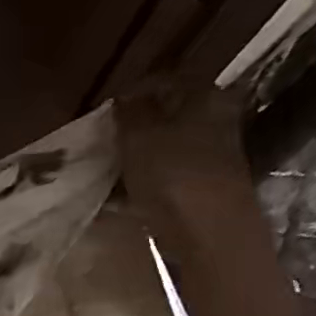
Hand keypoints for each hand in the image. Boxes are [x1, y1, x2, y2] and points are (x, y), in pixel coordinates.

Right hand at [114, 76, 253, 245]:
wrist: (209, 235)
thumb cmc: (173, 175)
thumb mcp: (139, 135)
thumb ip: (129, 111)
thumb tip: (124, 98)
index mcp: (205, 96)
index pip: (162, 81)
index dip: (129, 94)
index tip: (101, 113)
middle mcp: (215, 121)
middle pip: (164, 118)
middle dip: (131, 130)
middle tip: (100, 143)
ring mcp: (211, 159)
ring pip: (162, 150)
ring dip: (133, 160)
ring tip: (102, 172)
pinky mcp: (202, 191)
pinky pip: (163, 180)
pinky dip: (141, 185)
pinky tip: (115, 199)